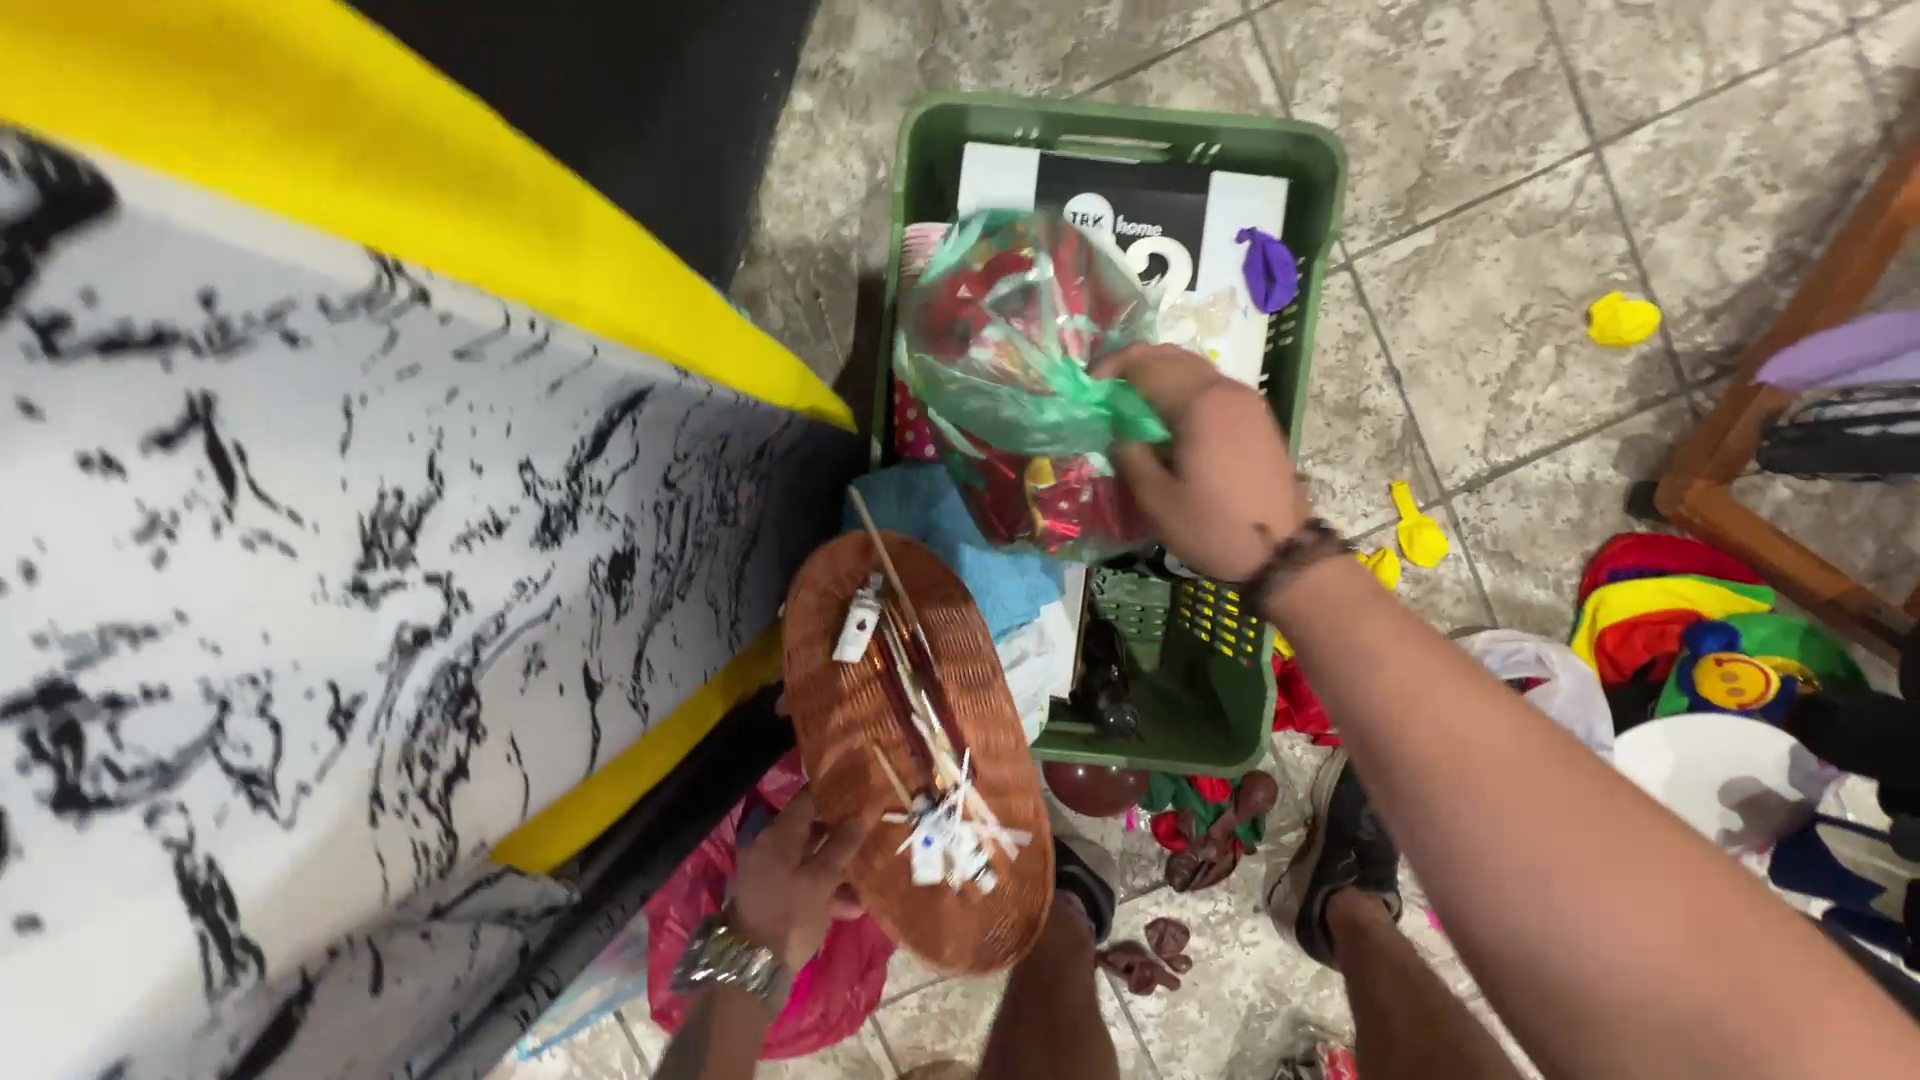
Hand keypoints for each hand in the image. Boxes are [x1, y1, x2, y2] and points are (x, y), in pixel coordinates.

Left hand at [728, 792, 870, 970]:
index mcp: (777, 835)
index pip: (807, 800)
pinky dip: (824, 889)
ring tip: (867, 874)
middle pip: (809, 829)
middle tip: (870, 832)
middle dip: (840, 832)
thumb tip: (860, 814)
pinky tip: (852, 906)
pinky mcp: (772, 896)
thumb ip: (842, 845)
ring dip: (837, 866)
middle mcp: (768, 847)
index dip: (834, 794)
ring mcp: (768, 873)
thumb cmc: (790, 916)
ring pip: (809, 858)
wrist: (753, 969)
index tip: (860, 794)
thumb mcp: (821, 880)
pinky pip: (802, 882)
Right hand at [1094, 344, 1311, 579]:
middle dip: (1131, 366)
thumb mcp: (1157, 500)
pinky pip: (1210, 387)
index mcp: (1200, 404)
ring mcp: (1246, 401)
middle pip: (1170, 357)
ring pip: (1192, 368)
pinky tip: (1164, 418)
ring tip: (1128, 403)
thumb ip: (1129, 455)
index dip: (1110, 369)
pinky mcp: (1255, 417)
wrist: (1282, 552)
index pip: (1145, 364)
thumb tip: (1117, 432)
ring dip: (1157, 375)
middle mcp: (1226, 390)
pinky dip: (1180, 389)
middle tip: (1102, 391)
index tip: (1086, 388)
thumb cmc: (1214, 528)